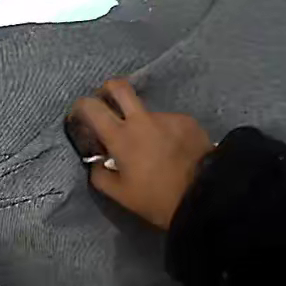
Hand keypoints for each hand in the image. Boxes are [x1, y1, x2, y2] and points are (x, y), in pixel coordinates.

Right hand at [70, 79, 212, 229]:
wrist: (205, 196)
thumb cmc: (158, 199)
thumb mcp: (121, 196)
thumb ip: (100, 175)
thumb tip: (96, 162)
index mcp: (121, 137)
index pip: (91, 107)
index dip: (80, 107)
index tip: (79, 116)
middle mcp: (142, 120)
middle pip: (118, 87)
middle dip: (107, 91)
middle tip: (107, 107)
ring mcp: (166, 117)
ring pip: (146, 112)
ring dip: (142, 125)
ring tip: (152, 151)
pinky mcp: (186, 121)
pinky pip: (167, 123)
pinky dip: (163, 134)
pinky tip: (172, 152)